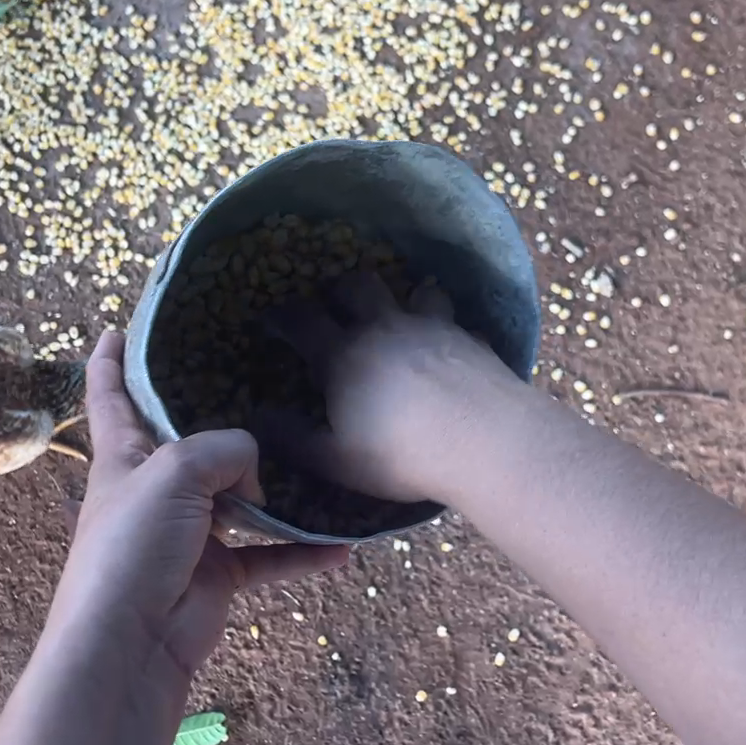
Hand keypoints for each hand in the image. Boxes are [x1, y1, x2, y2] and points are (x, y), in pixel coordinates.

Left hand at [53, 333, 348, 677]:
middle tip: (260, 382)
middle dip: (216, 416)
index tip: (116, 327)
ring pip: (239, 498)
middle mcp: (155, 489)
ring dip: (275, 492)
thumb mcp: (174, 471)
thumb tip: (254, 471)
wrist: (130, 643)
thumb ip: (224, 449)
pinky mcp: (217, 571)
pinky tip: (340, 548)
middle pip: (188, 442)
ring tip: (317, 464)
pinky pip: (268, 555)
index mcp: (125, 457)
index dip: (109, 360)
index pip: (110, 396)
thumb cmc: (134, 543)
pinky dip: (301, 553)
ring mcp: (188, 532)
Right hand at [265, 269, 527, 504]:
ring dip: (404, 298)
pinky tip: (449, 347)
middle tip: (337, 305)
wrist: (487, 442)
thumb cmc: (402, 455)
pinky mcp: (470, 339)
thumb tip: (258, 417)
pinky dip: (446, 329)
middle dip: (342, 289)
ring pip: (415, 291)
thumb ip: (292, 438)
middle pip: (358, 285)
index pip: (303, 319)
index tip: (274, 317)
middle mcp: (386, 327)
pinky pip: (455, 322)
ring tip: (402, 316)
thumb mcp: (335, 460)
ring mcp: (433, 327)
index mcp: (344, 354)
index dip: (283, 314)